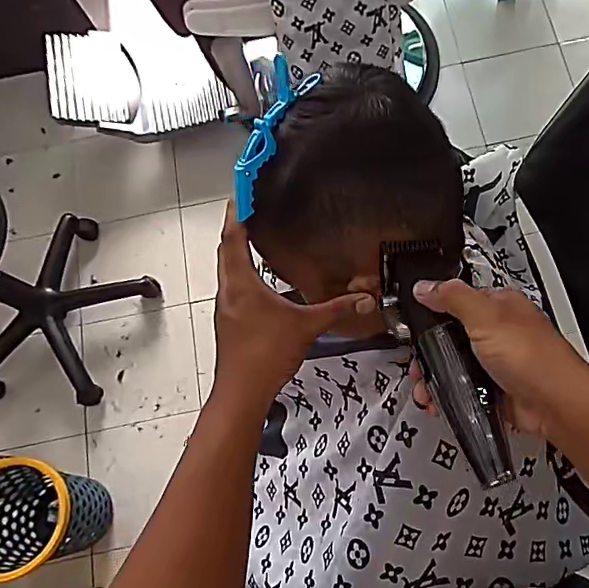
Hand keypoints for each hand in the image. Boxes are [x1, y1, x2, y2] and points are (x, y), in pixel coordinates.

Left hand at [213, 204, 373, 407]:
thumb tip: (361, 299)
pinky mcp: (231, 324)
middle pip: (226, 252)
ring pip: (229, 273)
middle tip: (245, 215)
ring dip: (238, 256)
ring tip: (254, 244)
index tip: (238, 196)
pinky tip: (265, 289)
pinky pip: (236, 292)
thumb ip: (336, 310)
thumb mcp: (307, 326)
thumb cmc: (262, 357)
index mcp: (241, 285)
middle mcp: (228, 293)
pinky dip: (246, 281)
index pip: (233, 239)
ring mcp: (227, 310)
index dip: (235, 215)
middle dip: (235, 231)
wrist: (243, 390)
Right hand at [408, 279, 588, 435]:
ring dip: (437, 377)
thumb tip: (427, 286)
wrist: (555, 403)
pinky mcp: (497, 390)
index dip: (435, 309)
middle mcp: (501, 333)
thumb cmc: (536, 358)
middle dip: (430, 352)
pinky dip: (450, 396)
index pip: (460, 298)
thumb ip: (454, 298)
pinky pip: (466, 390)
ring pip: (457, 366)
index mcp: (501, 306)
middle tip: (418, 362)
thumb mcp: (486, 317)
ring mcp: (499, 364)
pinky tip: (440, 400)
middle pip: (454, 337)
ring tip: (425, 386)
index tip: (415, 322)